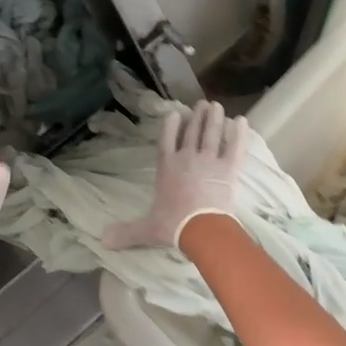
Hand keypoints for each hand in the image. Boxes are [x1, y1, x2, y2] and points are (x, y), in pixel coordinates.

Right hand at [102, 100, 247, 249]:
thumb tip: (103, 241)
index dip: (171, 126)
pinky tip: (243, 121)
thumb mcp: (146, 229)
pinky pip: (235, 147)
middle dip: (196, 117)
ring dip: (214, 119)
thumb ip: (127, 232)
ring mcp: (210, 161)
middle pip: (192, 132)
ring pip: (212, 134)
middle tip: (202, 104)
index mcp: (167, 168)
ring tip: (217, 106)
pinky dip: (239, 133)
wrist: (201, 228)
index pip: (167, 141)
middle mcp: (187, 158)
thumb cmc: (173, 225)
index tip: (176, 113)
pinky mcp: (229, 168)